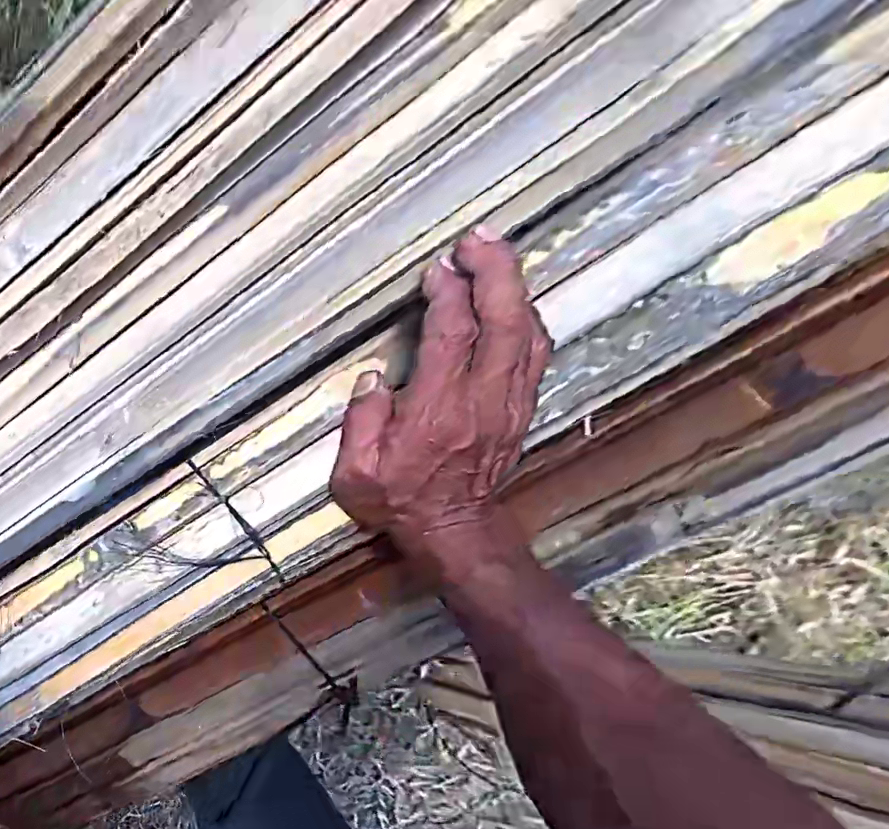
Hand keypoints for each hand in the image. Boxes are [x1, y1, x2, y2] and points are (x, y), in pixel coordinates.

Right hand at [330, 226, 549, 569]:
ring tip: (496, 259)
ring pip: (527, 331)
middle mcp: (483, 398)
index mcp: (437, 411)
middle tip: (478, 239)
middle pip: (504, 320)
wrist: (450, 529)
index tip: (435, 270)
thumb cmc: (395, 501)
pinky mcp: (520, 408)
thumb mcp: (354, 472)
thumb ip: (362, 422)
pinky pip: (534, 351)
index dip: (447, 295)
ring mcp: (509, 401)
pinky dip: (525, 318)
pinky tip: (513, 304)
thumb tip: (373, 378)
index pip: (452, 336)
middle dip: (495, 272)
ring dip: (515, 288)